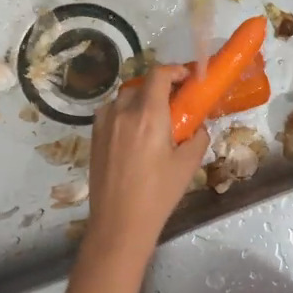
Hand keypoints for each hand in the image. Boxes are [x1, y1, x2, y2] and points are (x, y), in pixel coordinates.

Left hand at [86, 65, 211, 258]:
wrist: (120, 222)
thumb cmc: (159, 193)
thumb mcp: (188, 165)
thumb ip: (198, 137)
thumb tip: (198, 126)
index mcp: (148, 114)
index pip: (158, 75)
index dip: (174, 70)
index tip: (187, 78)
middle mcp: (123, 112)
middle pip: (140, 84)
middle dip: (159, 87)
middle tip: (175, 103)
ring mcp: (104, 124)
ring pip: (123, 98)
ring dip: (140, 100)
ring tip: (154, 119)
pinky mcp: (94, 138)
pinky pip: (110, 113)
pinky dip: (124, 114)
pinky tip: (135, 135)